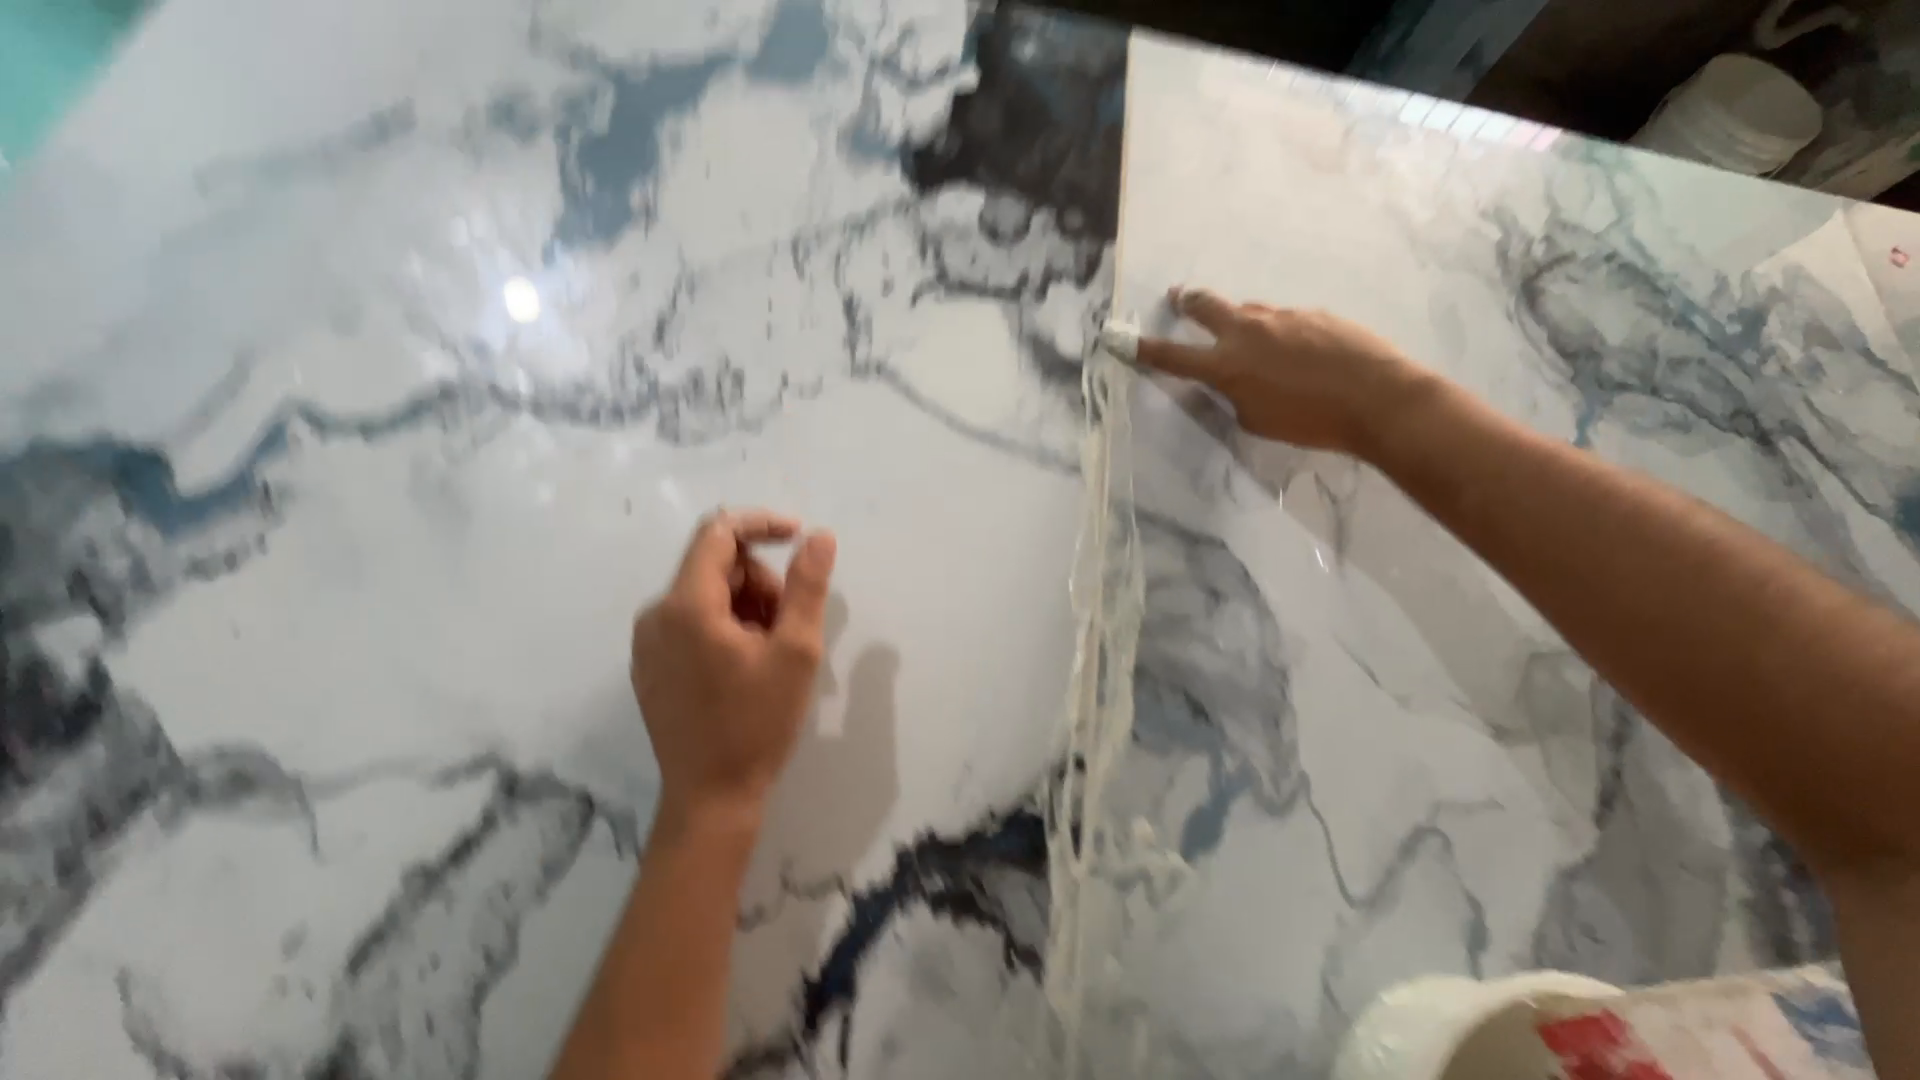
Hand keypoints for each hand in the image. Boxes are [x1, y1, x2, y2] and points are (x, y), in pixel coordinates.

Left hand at [631, 509, 837, 827]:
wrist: (711, 796)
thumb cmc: (758, 723)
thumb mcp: (795, 651)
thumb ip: (806, 587)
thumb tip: (818, 537)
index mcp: (687, 606)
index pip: (718, 532)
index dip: (762, 524)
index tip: (799, 538)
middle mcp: (656, 615)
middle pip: (715, 566)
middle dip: (760, 582)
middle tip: (790, 627)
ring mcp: (647, 642)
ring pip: (706, 595)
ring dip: (746, 608)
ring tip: (771, 655)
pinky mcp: (649, 666)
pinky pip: (690, 622)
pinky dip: (725, 628)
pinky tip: (746, 668)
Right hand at [1135, 287, 1438, 458]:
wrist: (1378, 399)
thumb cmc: (1310, 422)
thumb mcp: (1256, 421)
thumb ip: (1233, 397)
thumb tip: (1232, 381)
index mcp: (1226, 365)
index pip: (1172, 356)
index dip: (1143, 349)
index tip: (1120, 338)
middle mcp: (1248, 331)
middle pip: (1205, 305)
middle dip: (1186, 302)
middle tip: (1178, 298)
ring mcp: (1284, 317)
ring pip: (1250, 311)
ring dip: (1241, 321)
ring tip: (1252, 340)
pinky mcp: (1316, 314)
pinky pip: (1287, 320)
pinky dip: (1281, 333)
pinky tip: (1302, 353)